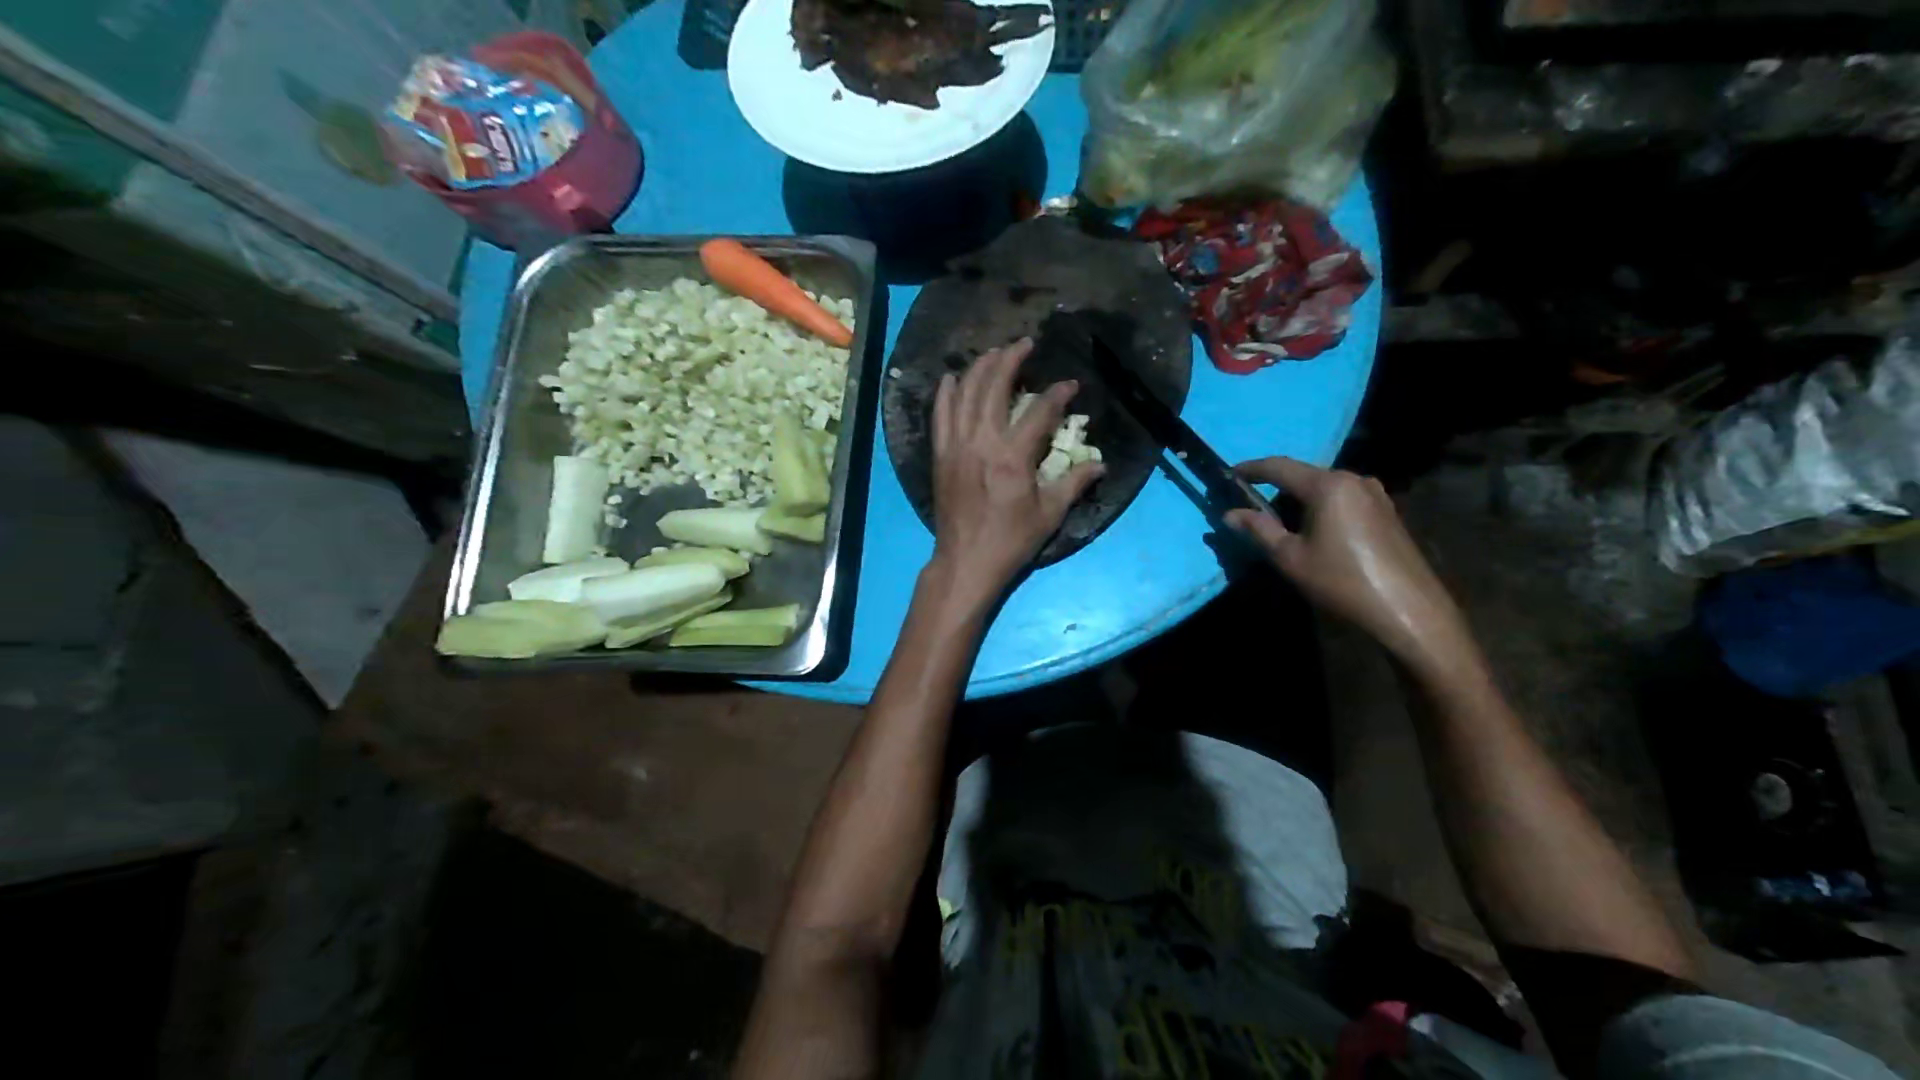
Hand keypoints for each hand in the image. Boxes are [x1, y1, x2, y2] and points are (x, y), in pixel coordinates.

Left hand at [929, 338, 1103, 599]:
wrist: (966, 561)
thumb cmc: (1011, 541)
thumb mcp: (1049, 514)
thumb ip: (1074, 483)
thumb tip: (1100, 464)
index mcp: (1012, 457)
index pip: (1039, 412)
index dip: (1058, 393)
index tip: (1070, 384)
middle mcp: (981, 443)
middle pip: (994, 388)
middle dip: (1010, 360)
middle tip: (1025, 344)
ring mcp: (956, 447)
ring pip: (964, 395)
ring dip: (979, 368)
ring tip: (994, 352)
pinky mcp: (940, 455)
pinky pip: (939, 416)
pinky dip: (945, 394)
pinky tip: (951, 378)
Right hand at [1225, 457, 1474, 675]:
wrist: (1407, 610)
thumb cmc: (1341, 581)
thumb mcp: (1290, 557)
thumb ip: (1258, 530)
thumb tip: (1229, 514)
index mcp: (1328, 485)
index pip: (1279, 466)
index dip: (1251, 468)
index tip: (1229, 474)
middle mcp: (1354, 480)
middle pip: (1304, 474)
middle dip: (1275, 485)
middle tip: (1250, 502)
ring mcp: (1375, 494)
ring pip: (1325, 486)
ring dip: (1298, 497)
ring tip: (1278, 518)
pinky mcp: (1386, 511)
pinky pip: (1343, 498)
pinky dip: (1320, 505)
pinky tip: (1313, 527)